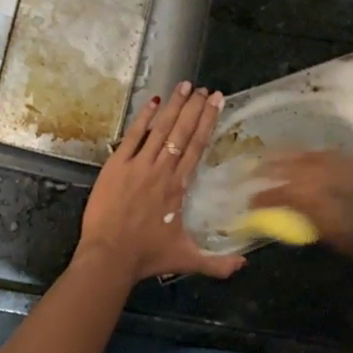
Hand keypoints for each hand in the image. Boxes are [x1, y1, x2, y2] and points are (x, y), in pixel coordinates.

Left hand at [77, 82, 246, 282]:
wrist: (109, 256)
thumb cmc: (147, 256)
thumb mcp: (186, 259)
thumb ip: (216, 263)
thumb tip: (243, 266)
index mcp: (178, 186)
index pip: (197, 146)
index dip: (207, 121)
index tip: (215, 101)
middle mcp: (160, 169)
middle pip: (180, 131)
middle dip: (193, 107)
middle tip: (203, 88)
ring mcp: (136, 165)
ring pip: (159, 129)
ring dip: (172, 106)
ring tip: (183, 86)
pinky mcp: (115, 166)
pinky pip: (132, 136)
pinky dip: (142, 118)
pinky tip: (152, 102)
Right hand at [250, 151, 352, 277]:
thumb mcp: (326, 235)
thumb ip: (299, 218)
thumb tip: (278, 212)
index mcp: (312, 196)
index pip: (278, 192)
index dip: (261, 197)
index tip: (249, 202)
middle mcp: (323, 174)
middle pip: (287, 165)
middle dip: (267, 167)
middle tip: (252, 171)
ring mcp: (339, 164)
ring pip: (304, 154)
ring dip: (285, 156)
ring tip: (272, 158)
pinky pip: (323, 153)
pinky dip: (308, 155)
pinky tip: (303, 159)